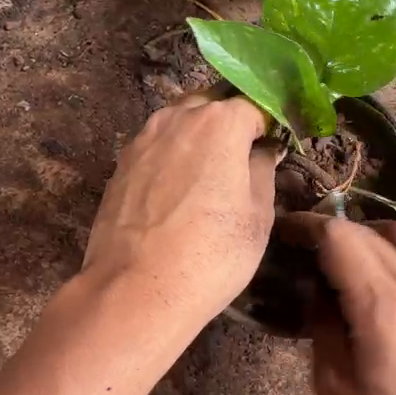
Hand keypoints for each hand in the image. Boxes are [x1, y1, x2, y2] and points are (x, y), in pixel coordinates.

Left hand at [81, 94, 277, 316]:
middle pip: (210, 106)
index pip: (253, 106)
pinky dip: (171, 158)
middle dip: (229, 124)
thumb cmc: (211, 253)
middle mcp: (177, 118)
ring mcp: (143, 139)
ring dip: (197, 138)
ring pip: (178, 124)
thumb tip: (262, 151)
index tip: (275, 148)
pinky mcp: (120, 164)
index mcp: (219, 122)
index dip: (267, 125)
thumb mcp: (257, 216)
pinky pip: (155, 148)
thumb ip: (262, 171)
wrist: (135, 288)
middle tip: (242, 159)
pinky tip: (177, 191)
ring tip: (209, 176)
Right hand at [301, 218, 395, 394]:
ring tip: (356, 263)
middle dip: (334, 234)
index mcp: (382, 304)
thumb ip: (323, 328)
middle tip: (311, 254)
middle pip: (369, 230)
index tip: (286, 234)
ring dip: (374, 236)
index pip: (339, 236)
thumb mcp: (334, 389)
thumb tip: (319, 292)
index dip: (307, 227)